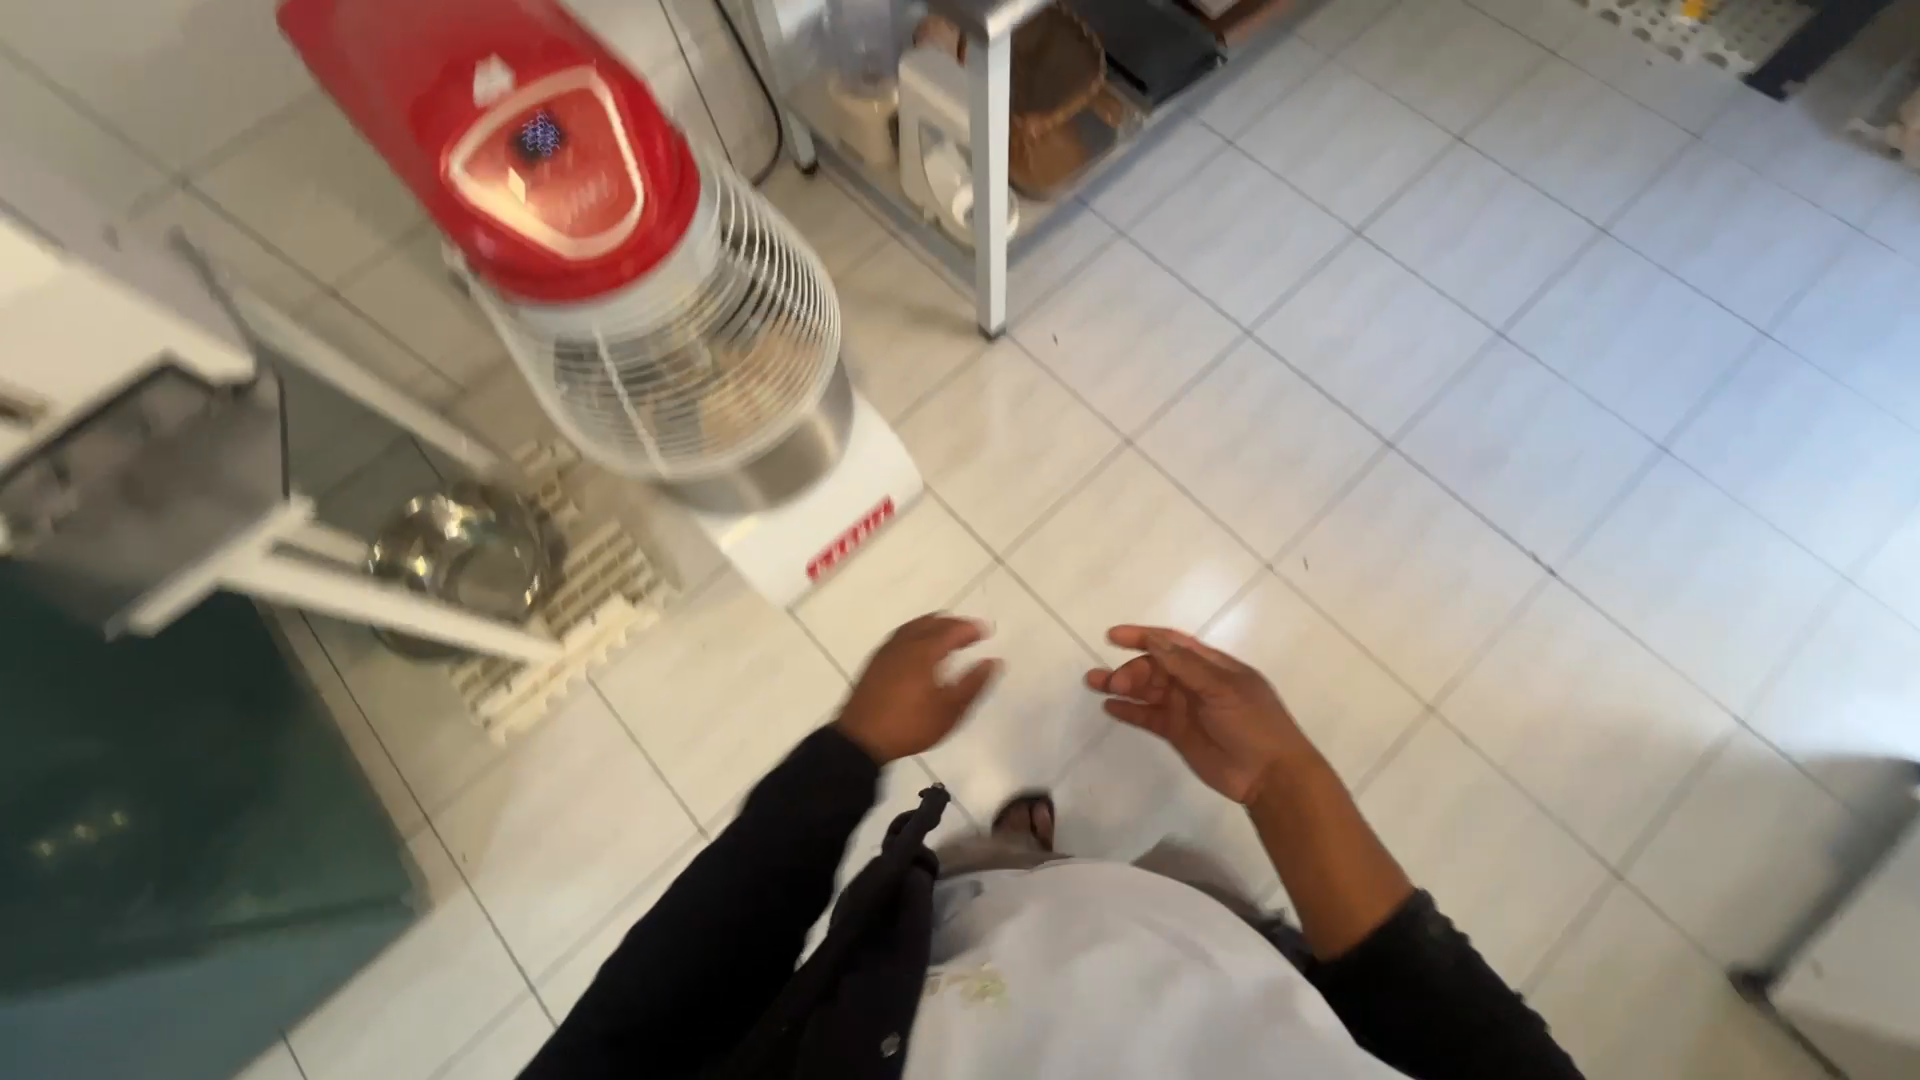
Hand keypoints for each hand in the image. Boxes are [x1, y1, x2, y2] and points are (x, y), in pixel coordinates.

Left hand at [834, 615, 1000, 763]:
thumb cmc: (910, 725)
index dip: (971, 629)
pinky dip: (916, 633)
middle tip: (969, 633)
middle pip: (932, 623)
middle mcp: (905, 644)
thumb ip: (974, 683)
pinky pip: (900, 636)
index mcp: (925, 651)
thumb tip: (994, 661)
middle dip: (953, 624)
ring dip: (933, 626)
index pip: (952, 630)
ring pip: (913, 627)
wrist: (861, 739)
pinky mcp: (874, 662)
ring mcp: (886, 651)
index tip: (986, 631)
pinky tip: (917, 648)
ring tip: (946, 635)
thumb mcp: (950, 710)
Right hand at [1086, 626, 1309, 804]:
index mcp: (1211, 665)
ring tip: (1095, 683)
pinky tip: (1109, 707)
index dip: (1143, 636)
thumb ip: (1185, 665)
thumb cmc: (1254, 723)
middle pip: (1154, 667)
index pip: (1172, 642)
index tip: (1113, 636)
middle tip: (1113, 682)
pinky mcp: (1177, 732)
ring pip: (1146, 690)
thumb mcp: (1223, 688)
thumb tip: (1152, 639)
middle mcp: (1195, 682)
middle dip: (1130, 669)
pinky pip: (1147, 716)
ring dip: (1121, 685)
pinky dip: (1128, 711)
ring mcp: (1185, 708)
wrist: (1270, 775)